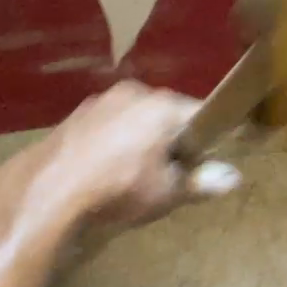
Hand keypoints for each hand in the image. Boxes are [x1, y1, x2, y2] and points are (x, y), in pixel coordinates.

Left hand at [28, 82, 240, 229]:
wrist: (51, 191)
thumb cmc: (121, 189)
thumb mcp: (168, 192)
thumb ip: (202, 181)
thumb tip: (235, 177)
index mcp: (162, 106)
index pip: (200, 114)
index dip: (207, 141)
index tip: (201, 166)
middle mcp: (133, 93)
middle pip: (166, 116)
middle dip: (172, 143)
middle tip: (168, 178)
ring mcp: (100, 102)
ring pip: (136, 121)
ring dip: (142, 144)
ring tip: (135, 179)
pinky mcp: (76, 116)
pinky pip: (110, 127)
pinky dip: (116, 145)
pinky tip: (108, 173)